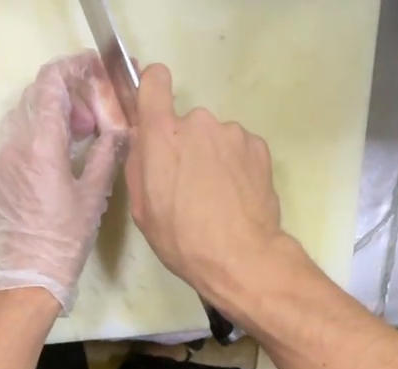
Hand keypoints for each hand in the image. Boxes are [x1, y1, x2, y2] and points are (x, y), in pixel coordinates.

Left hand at [0, 53, 128, 313]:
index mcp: (40, 144)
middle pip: (35, 96)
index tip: (92, 71)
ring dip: (46, 119)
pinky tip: (47, 168)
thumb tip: (116, 130)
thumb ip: (106, 153)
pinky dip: (30, 142)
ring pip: (19, 119)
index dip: (73, 67)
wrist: (25, 279)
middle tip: (88, 122)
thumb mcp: (93, 197)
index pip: (51, 81)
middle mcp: (11, 145)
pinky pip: (8, 146)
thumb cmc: (63, 242)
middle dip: (65, 97)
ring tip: (70, 146)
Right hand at [127, 64, 291, 308]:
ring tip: (216, 198)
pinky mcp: (258, 145)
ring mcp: (232, 132)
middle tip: (188, 187)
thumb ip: (139, 167)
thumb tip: (143, 143)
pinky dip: (235, 168)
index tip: (155, 110)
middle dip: (185, 148)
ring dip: (212, 159)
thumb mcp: (143, 212)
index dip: (153, 91)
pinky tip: (235, 197)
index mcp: (163, 136)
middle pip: (186, 124)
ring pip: (214, 139)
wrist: (240, 257)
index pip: (154, 82)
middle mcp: (198, 123)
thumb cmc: (182, 240)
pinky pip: (238, 150)